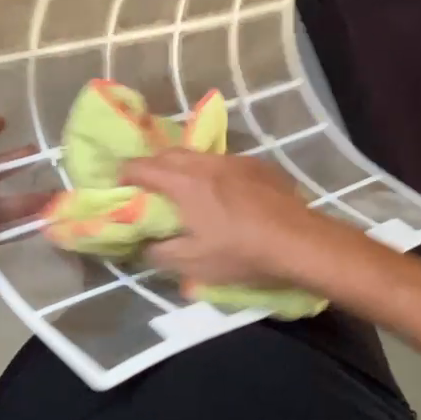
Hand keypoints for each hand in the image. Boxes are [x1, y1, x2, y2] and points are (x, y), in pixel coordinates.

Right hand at [120, 149, 332, 289]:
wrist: (300, 242)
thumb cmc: (241, 253)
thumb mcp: (193, 264)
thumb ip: (159, 252)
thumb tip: (143, 244)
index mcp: (182, 182)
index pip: (140, 167)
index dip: (124, 175)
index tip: (120, 187)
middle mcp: (204, 162)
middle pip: (167, 154)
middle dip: (152, 167)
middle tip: (149, 189)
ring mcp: (234, 160)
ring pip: (197, 155)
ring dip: (184, 168)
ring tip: (186, 190)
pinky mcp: (258, 165)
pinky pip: (225, 163)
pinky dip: (214, 173)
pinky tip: (225, 195)